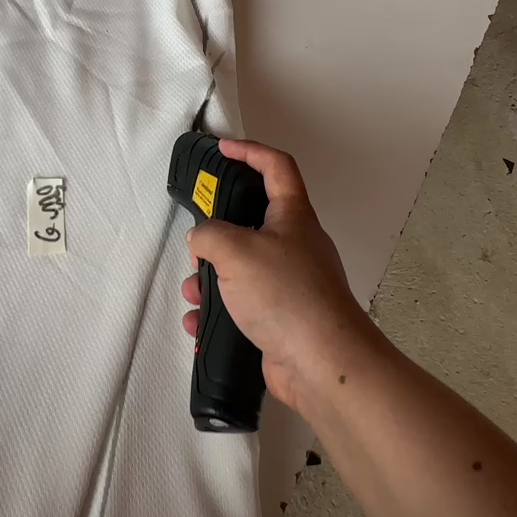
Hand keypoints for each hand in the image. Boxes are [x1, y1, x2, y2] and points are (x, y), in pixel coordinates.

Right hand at [181, 139, 375, 413]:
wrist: (324, 365)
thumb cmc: (284, 293)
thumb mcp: (235, 250)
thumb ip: (208, 234)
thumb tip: (201, 240)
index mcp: (293, 216)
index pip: (277, 166)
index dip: (250, 151)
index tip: (222, 150)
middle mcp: (295, 245)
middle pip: (252, 221)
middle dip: (216, 232)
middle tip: (196, 241)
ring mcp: (291, 284)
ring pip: (242, 267)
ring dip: (211, 278)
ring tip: (193, 292)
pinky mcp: (283, 318)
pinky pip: (243, 305)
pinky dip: (219, 312)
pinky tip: (199, 324)